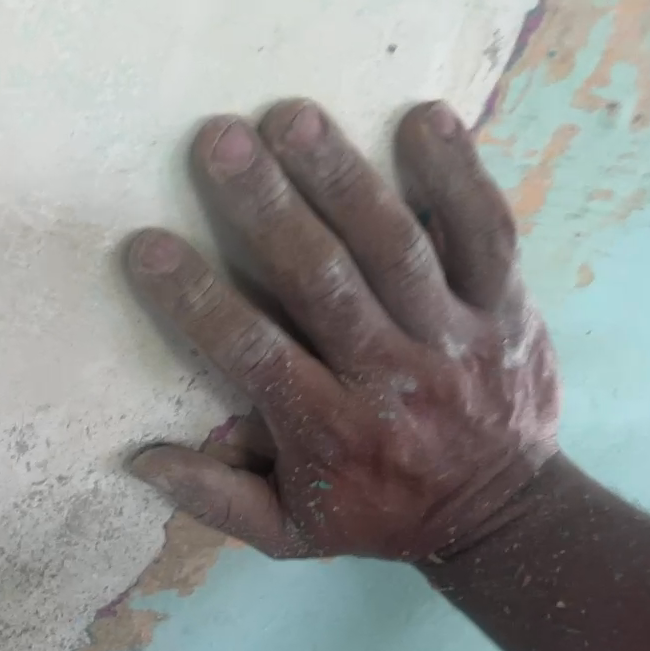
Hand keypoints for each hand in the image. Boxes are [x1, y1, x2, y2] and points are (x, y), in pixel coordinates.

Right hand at [126, 100, 560, 562]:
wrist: (502, 519)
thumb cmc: (373, 516)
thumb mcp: (284, 533)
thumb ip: (213, 497)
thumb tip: (141, 460)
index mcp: (325, 427)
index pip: (250, 352)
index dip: (195, 299)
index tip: (147, 247)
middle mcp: (388, 374)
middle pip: (322, 280)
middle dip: (266, 206)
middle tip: (218, 141)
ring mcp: (454, 335)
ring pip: (395, 245)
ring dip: (341, 176)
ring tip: (291, 116)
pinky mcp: (509, 309)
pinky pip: (487, 233)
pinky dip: (458, 174)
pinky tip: (421, 117)